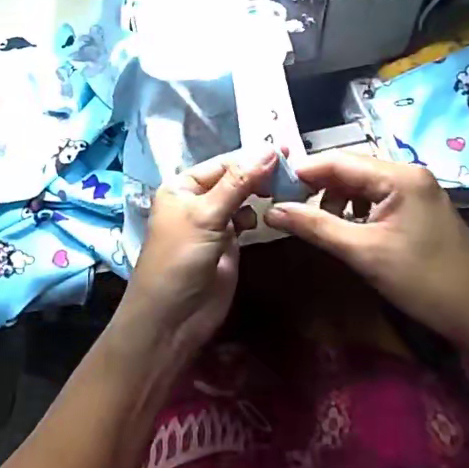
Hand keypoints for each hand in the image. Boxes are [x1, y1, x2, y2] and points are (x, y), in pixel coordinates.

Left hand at [113, 148, 276, 361]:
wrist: (173, 318)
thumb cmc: (180, 259)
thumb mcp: (206, 216)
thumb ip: (239, 183)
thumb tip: (269, 149)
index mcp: (183, 187)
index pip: (223, 163)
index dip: (253, 157)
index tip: (287, 150)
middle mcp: (197, 200)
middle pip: (234, 179)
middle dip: (260, 174)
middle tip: (295, 168)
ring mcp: (214, 223)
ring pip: (243, 199)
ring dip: (263, 193)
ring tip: (290, 187)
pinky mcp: (228, 244)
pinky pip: (247, 220)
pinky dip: (260, 214)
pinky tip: (275, 212)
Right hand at [262, 152, 468, 384]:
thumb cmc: (422, 281)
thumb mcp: (362, 253)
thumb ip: (315, 226)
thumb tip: (272, 210)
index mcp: (398, 176)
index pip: (337, 160)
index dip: (302, 173)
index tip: (270, 190)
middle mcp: (408, 173)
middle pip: (349, 170)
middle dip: (317, 188)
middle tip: (287, 209)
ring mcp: (417, 190)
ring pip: (361, 185)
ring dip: (335, 200)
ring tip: (317, 225)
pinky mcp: (419, 208)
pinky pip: (377, 198)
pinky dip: (355, 210)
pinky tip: (346, 230)